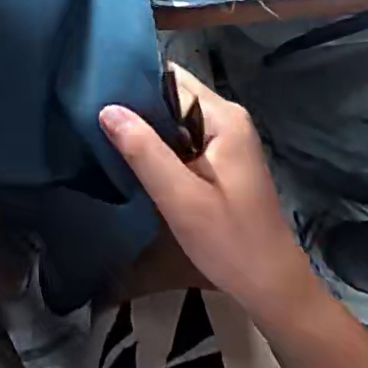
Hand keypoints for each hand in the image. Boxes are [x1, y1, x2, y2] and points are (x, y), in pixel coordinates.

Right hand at [99, 65, 316, 321]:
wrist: (273, 289)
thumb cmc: (231, 243)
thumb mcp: (181, 199)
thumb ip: (144, 151)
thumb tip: (107, 109)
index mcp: (223, 117)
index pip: (170, 78)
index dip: (134, 82)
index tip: (97, 91)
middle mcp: (226, 116)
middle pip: (171, 93)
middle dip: (135, 102)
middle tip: (94, 113)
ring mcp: (225, 135)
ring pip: (174, 114)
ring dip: (144, 124)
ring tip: (104, 129)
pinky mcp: (219, 155)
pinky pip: (181, 134)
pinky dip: (157, 140)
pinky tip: (131, 152)